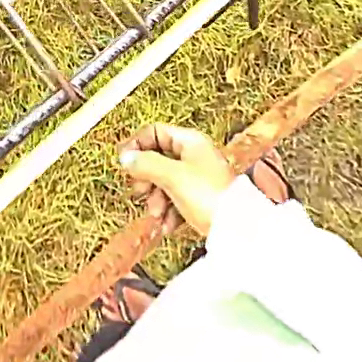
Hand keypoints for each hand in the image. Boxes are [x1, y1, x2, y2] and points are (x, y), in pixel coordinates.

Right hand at [117, 124, 232, 236]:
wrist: (236, 228)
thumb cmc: (208, 195)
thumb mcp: (172, 176)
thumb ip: (146, 164)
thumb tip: (126, 157)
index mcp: (190, 141)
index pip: (155, 132)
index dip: (138, 145)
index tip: (125, 161)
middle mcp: (194, 155)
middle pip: (158, 158)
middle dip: (147, 178)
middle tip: (141, 190)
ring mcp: (198, 177)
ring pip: (165, 182)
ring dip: (156, 199)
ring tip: (156, 214)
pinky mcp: (201, 199)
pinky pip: (176, 200)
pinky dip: (168, 212)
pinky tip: (166, 225)